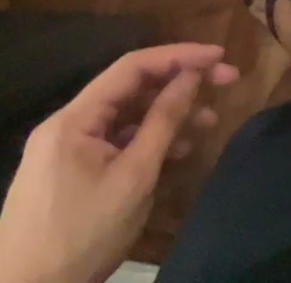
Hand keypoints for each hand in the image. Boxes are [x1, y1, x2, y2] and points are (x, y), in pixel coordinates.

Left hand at [0, 44, 239, 282]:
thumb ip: (164, 120)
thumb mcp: (134, 176)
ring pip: (125, 118)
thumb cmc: (83, 234)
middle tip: (226, 83)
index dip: (180, 55)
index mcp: (73, 121)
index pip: (132, 67)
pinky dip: (147, 141)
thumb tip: (191, 75)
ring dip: (168, 116)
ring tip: (208, 125)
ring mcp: (63, 153)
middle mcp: (65, 127)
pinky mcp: (68, 175)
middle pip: (131, 90)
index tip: (220, 56)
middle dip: (180, 85)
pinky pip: (114, 143)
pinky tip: (176, 152)